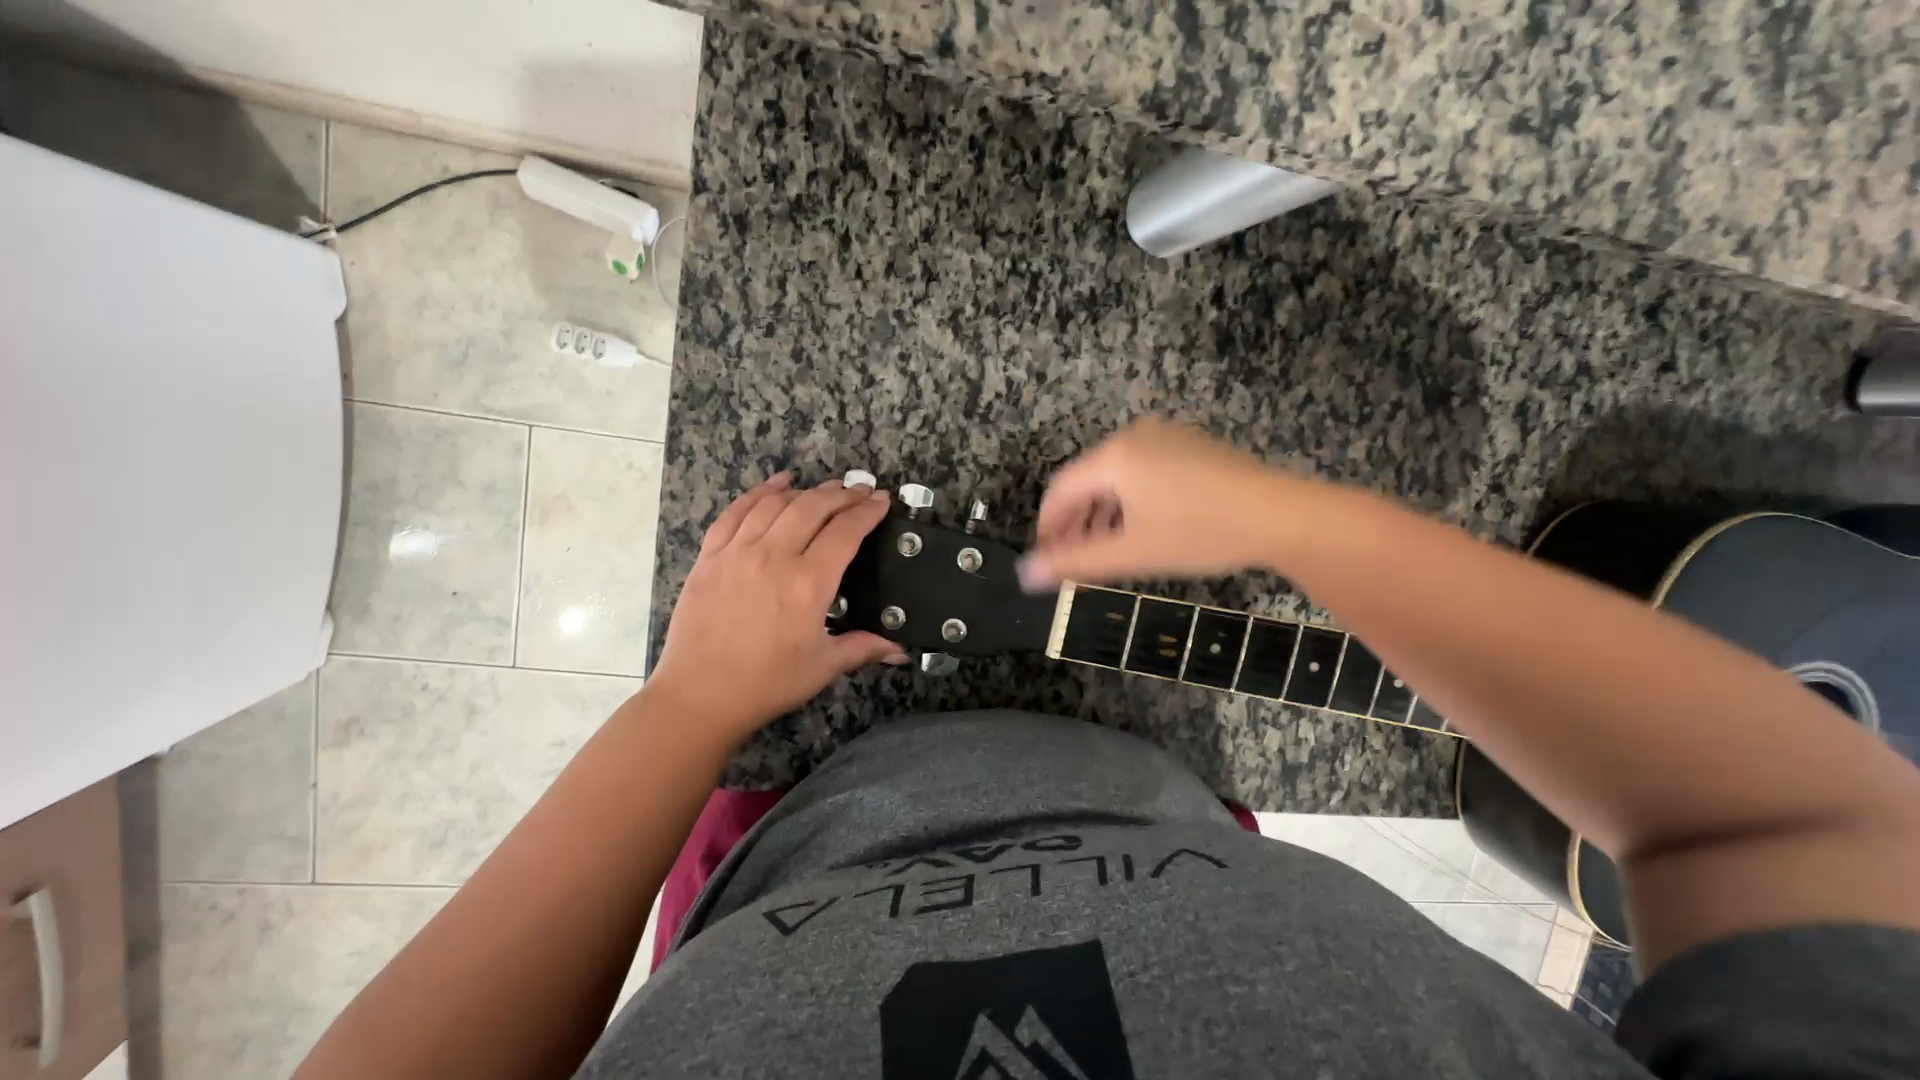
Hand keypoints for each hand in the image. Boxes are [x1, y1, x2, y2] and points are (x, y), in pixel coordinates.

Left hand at [648, 474, 905, 741]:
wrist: (700, 695)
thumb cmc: (766, 683)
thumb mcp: (822, 666)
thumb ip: (862, 647)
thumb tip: (898, 647)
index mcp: (808, 583)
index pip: (845, 532)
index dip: (867, 512)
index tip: (882, 501)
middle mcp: (774, 556)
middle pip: (813, 507)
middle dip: (842, 494)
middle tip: (861, 491)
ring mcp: (737, 552)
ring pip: (776, 504)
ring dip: (805, 491)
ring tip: (826, 489)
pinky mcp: (710, 556)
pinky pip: (736, 512)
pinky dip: (759, 493)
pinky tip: (776, 485)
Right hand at [1019, 419, 1307, 588]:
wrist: (1282, 516)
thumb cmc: (1200, 533)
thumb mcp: (1132, 553)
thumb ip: (1074, 562)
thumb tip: (1025, 573)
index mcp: (1114, 456)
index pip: (1060, 489)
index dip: (1047, 525)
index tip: (1045, 558)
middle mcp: (1135, 436)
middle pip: (1087, 479)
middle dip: (1074, 520)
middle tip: (1070, 559)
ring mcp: (1167, 437)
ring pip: (1116, 476)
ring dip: (1102, 512)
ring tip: (1103, 549)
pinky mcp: (1192, 446)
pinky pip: (1143, 470)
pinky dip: (1130, 499)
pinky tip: (1141, 528)